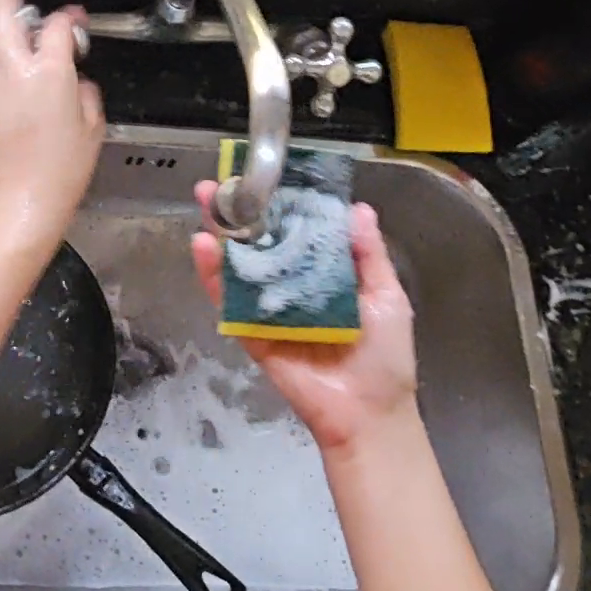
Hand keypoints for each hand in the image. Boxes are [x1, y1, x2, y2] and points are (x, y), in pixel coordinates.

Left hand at [0, 0, 104, 247]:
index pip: (59, 28)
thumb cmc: (64, 166)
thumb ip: (85, 93)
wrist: (26, 196)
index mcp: (52, 74)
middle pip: (8, 18)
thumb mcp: (93, 126)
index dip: (69, 17)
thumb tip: (76, 82)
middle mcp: (18, 71)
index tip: (77, 19)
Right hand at [190, 181, 417, 449]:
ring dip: (218, 233)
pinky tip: (204, 246)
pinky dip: (213, 274)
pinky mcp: (250, 330)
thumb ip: (369, 255)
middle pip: (258, 241)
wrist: (368, 413)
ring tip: (205, 203)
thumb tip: (358, 208)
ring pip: (237, 264)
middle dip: (237, 212)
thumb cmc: (384, 357)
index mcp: (322, 273)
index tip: (264, 177)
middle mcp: (290, 284)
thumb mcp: (387, 297)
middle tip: (218, 184)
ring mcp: (267, 307)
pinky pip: (228, 300)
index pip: (295, 231)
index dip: (278, 204)